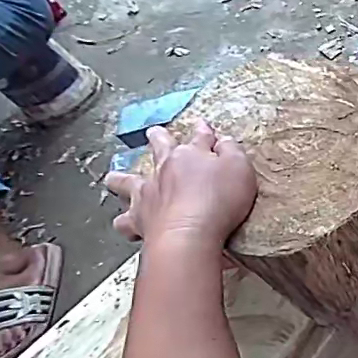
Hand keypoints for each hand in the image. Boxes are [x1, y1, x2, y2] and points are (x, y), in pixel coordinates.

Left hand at [103, 120, 256, 246]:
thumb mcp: (240, 167)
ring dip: (122, 178)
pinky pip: (124, 220)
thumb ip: (233, 150)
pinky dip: (126, 220)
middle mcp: (164, 169)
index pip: (200, 137)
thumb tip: (225, 140)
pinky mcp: (138, 219)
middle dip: (159, 137)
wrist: (190, 233)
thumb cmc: (220, 199)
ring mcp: (147, 193)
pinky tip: (128, 222)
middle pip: (159, 148)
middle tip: (156, 132)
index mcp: (190, 154)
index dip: (203, 130)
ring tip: (118, 178)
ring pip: (126, 181)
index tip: (202, 125)